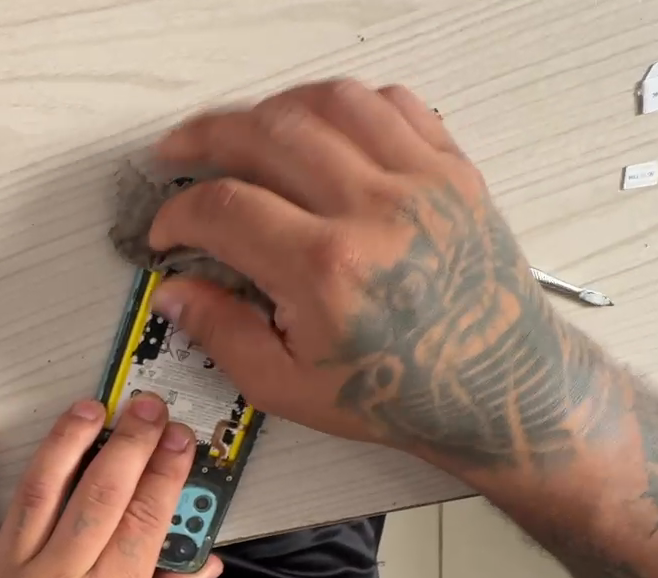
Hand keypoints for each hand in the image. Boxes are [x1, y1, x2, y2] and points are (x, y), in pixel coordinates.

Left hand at [0, 394, 221, 577]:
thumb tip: (209, 558)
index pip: (143, 523)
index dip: (166, 475)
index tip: (181, 439)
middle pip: (98, 497)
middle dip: (128, 445)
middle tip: (148, 406)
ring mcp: (5, 567)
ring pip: (40, 492)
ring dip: (66, 443)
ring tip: (90, 407)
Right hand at [147, 80, 612, 472]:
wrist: (493, 386)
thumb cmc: (385, 394)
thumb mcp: (281, 385)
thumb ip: (220, 332)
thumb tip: (171, 292)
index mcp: (324, 268)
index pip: (225, 208)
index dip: (177, 214)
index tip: (164, 236)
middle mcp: (371, 207)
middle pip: (269, 133)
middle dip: (205, 138)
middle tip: (174, 155)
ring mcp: (419, 178)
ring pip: (327, 103)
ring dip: (268, 111)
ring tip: (236, 135)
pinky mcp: (450, 168)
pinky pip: (389, 104)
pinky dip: (338, 106)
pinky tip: (311, 132)